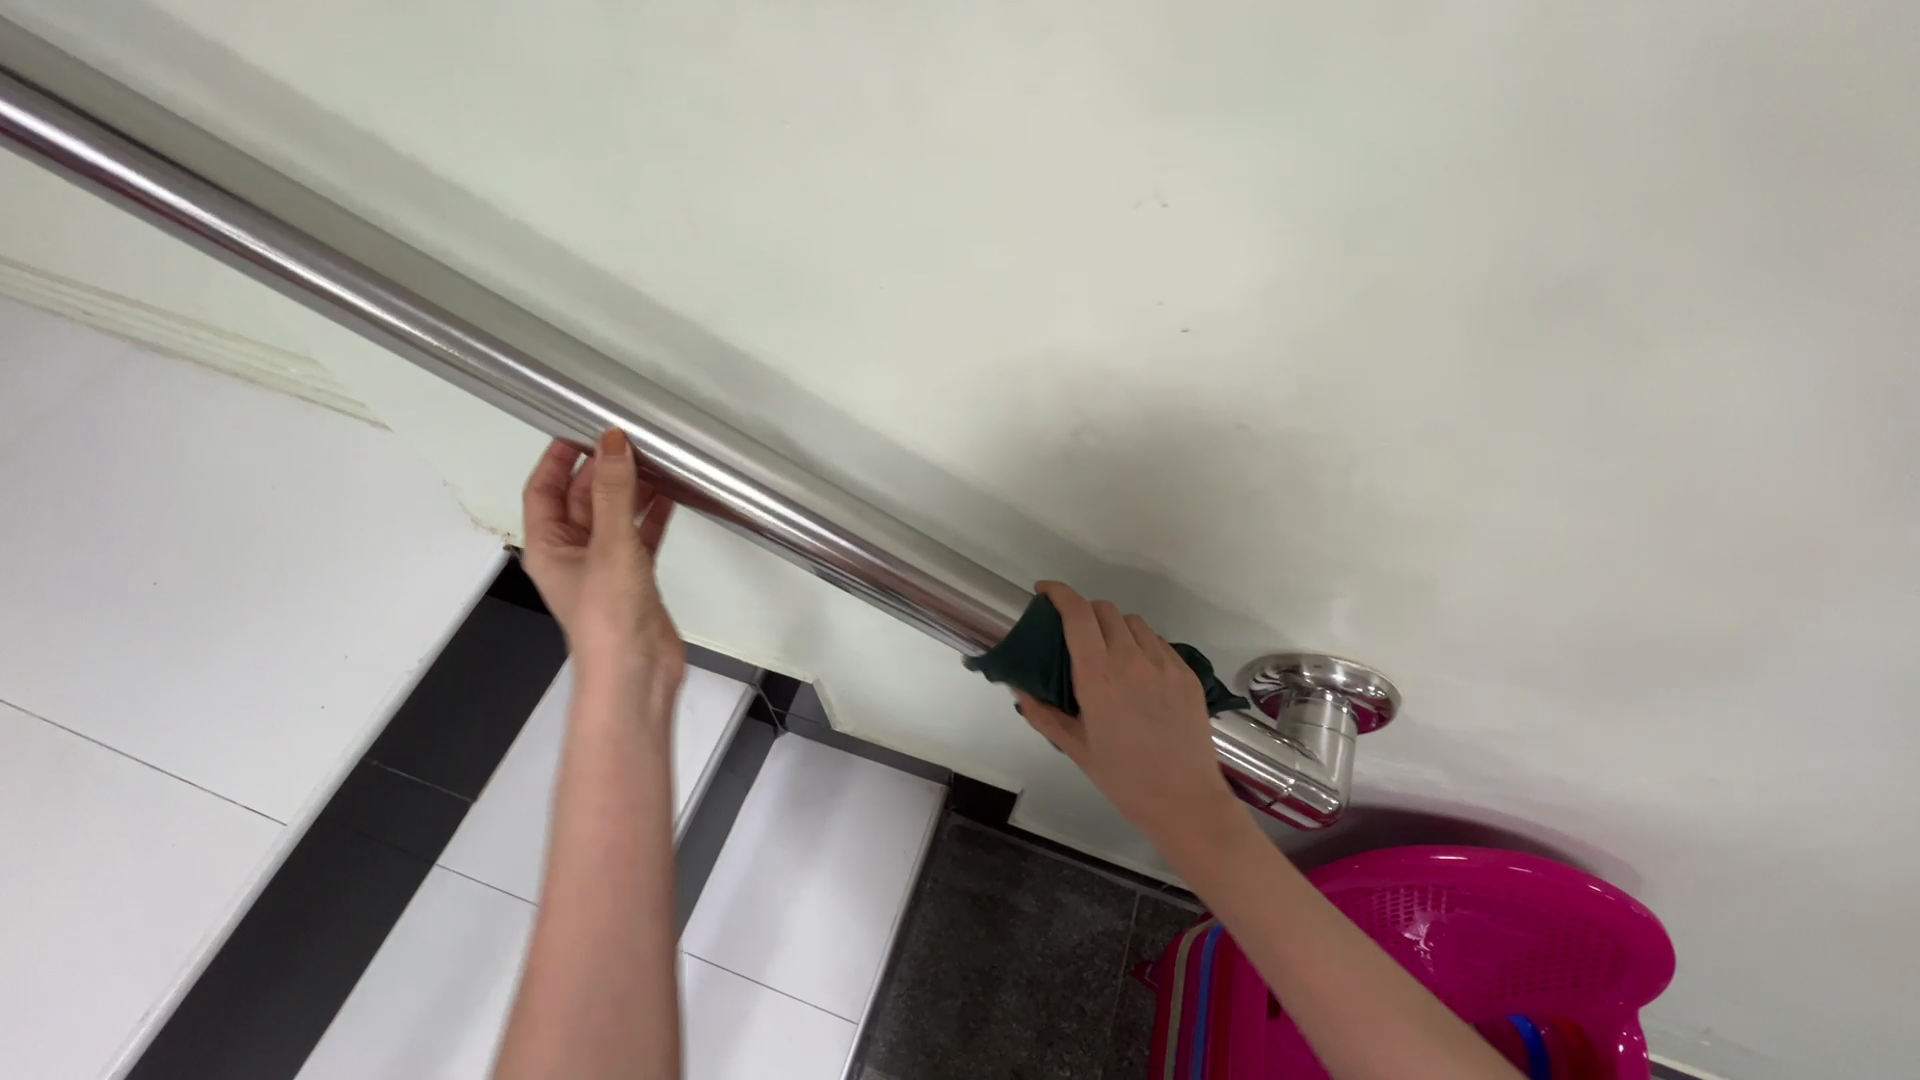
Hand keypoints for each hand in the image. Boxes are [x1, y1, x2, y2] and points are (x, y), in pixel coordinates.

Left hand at [521, 429, 684, 706]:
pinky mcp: (636, 578)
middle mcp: (574, 554)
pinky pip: (641, 536)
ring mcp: (606, 566)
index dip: (558, 458)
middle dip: (603, 471)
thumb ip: (614, 492)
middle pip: (582, 499)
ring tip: (653, 464)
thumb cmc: (608, 621)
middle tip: (627, 444)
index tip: (581, 431)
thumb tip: (612, 446)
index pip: (543, 489)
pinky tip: (669, 500)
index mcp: (548, 546)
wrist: (637, 669)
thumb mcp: (610, 544)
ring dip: (632, 491)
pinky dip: (653, 516)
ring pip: (615, 515)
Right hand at [1016, 581, 1241, 852]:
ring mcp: (1164, 664)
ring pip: (1133, 622)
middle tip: (1072, 631)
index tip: (1044, 592)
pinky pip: (1159, 642)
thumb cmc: (1123, 778)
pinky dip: (1140, 643)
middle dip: (1083, 610)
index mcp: (1098, 676)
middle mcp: (1131, 660)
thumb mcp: (1075, 748)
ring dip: (1113, 626)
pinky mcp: (1186, 674)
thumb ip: (1042, 713)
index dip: (1058, 592)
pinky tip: (1137, 670)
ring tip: (1107, 650)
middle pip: (1104, 609)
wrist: (1184, 800)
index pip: (1077, 613)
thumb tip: (1019, 688)